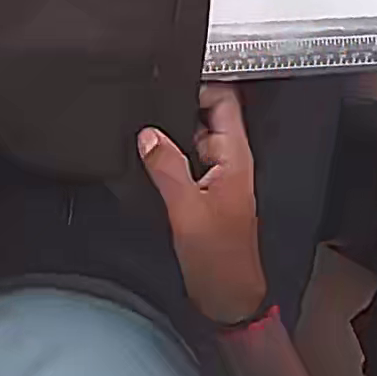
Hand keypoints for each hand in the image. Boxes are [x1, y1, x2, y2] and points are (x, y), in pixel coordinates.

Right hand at [138, 84, 268, 324]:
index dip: (202, 83)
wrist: (226, 299)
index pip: (224, 101)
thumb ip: (167, 166)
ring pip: (191, 136)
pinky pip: (184, 157)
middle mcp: (227, 160)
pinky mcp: (202, 189)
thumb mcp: (187, 210)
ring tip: (142, 124)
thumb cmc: (219, 259)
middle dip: (177, 105)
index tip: (172, 76)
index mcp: (234, 157)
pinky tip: (146, 153)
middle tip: (147, 99)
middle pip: (204, 114)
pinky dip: (167, 151)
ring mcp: (215, 174)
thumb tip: (147, 134)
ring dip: (170, 130)